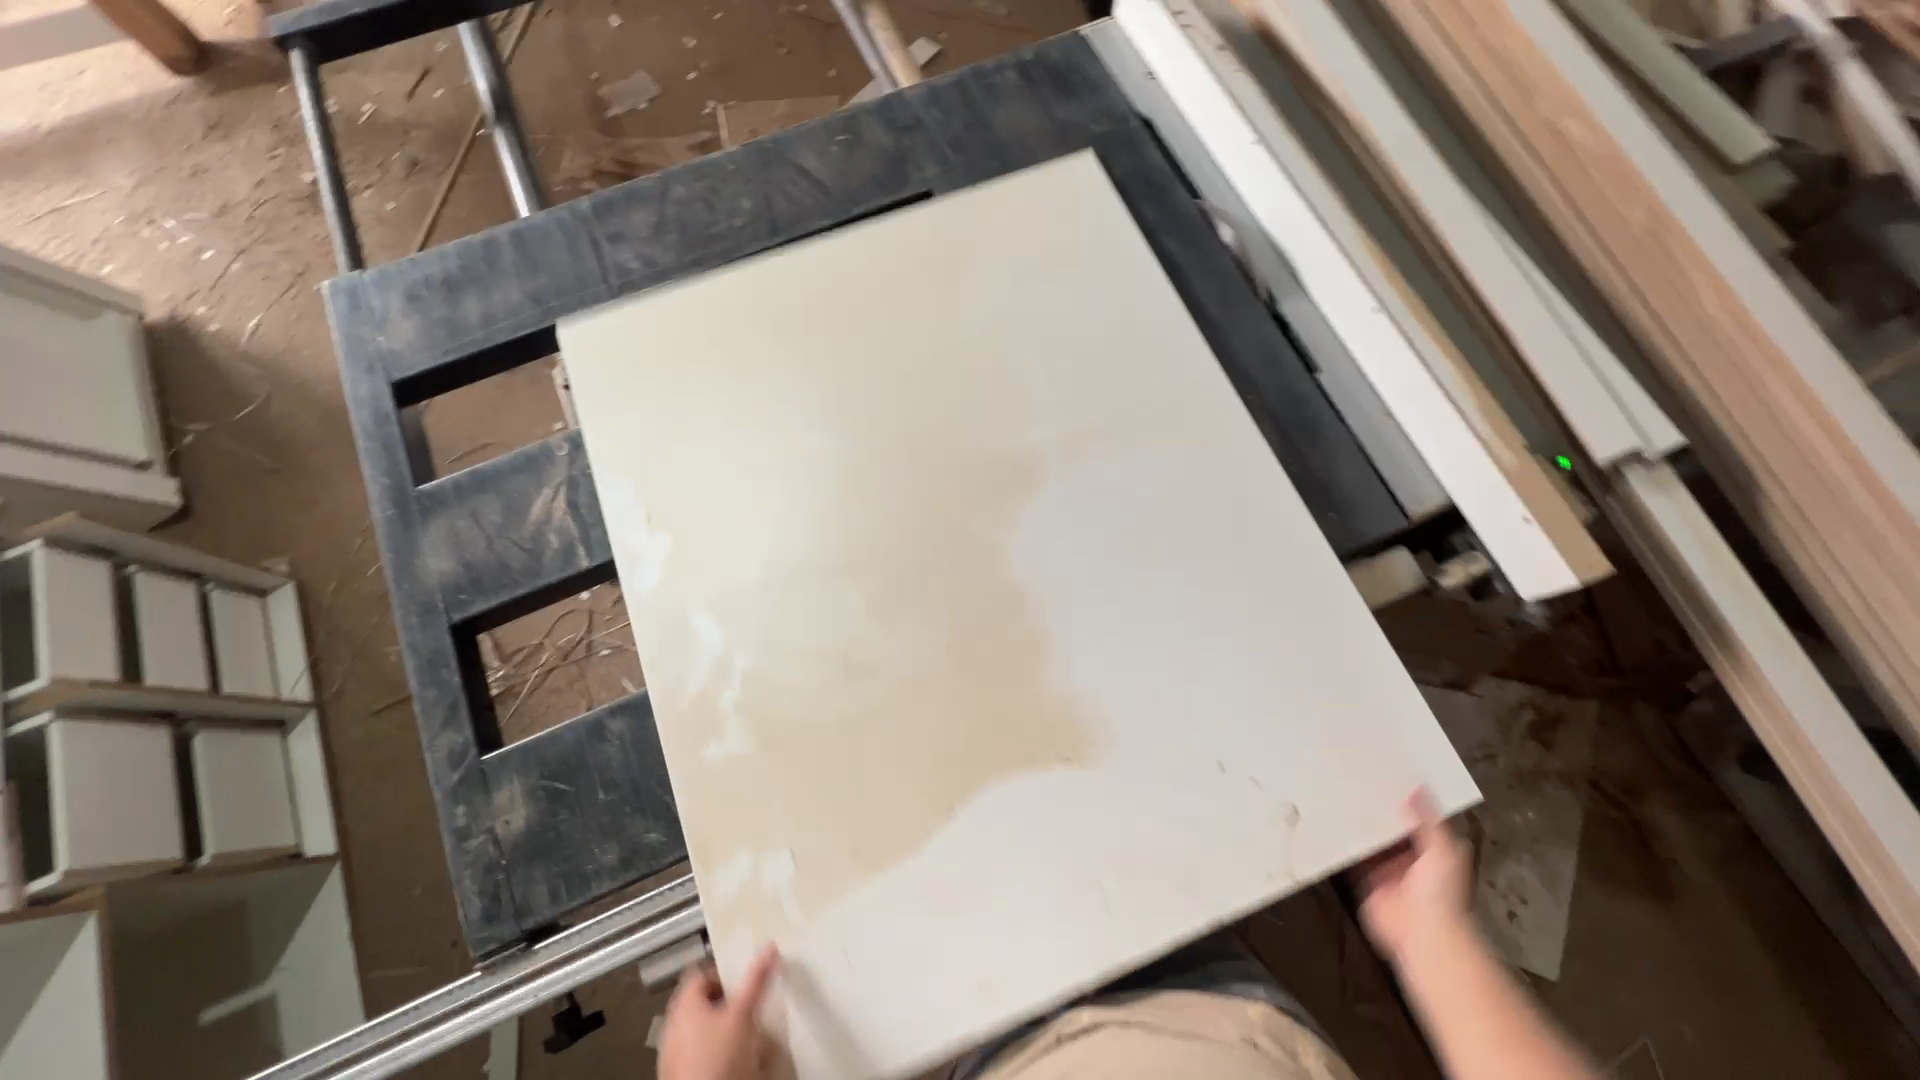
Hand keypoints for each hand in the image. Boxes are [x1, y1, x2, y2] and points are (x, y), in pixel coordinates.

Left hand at [660, 945, 781, 1079]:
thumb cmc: (720, 1054)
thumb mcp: (743, 1014)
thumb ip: (756, 981)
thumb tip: (770, 946)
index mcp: (683, 1004)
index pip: (700, 974)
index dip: (722, 974)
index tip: (743, 983)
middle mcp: (672, 1023)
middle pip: (701, 1002)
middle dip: (726, 1004)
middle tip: (748, 1009)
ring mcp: (671, 1050)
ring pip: (700, 1028)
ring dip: (722, 1028)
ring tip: (745, 1037)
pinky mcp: (676, 1072)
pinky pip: (697, 1051)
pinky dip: (713, 1049)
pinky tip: (731, 1060)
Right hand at [1352, 788, 1473, 966]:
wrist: (1422, 934)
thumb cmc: (1441, 893)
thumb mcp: (1443, 851)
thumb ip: (1428, 821)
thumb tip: (1416, 787)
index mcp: (1431, 848)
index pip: (1415, 816)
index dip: (1402, 797)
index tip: (1385, 773)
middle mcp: (1407, 856)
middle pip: (1387, 826)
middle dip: (1374, 808)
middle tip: (1353, 779)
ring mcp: (1384, 868)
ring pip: (1367, 839)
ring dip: (1355, 824)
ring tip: (1337, 795)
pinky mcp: (1364, 879)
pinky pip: (1350, 857)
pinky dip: (1340, 845)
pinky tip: (1328, 825)